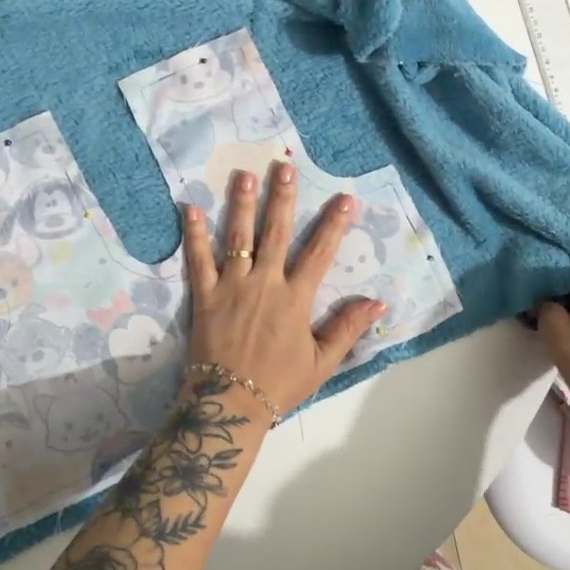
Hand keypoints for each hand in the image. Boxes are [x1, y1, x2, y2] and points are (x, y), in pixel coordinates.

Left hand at [180, 162, 386, 417]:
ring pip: (238, 237)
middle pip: (276, 233)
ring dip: (242, 204)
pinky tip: (191, 209)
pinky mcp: (204, 295)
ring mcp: (231, 286)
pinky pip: (198, 259)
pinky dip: (194, 234)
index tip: (345, 198)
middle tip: (285, 166)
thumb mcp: (321, 362)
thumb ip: (347, 328)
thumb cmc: (278, 384)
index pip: (319, 253)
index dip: (334, 224)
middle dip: (283, 198)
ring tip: (244, 174)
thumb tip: (378, 302)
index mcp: (295, 298)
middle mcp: (264, 283)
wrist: (229, 403)